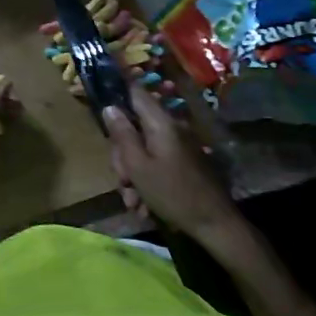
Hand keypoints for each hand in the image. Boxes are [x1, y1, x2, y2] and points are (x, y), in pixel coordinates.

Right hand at [103, 84, 237, 238]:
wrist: (214, 222)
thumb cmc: (172, 192)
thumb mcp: (138, 166)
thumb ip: (122, 135)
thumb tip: (110, 107)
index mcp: (160, 123)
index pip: (135, 93)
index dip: (117, 94)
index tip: (101, 104)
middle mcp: (170, 128)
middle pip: (135, 129)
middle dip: (123, 157)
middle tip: (123, 181)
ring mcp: (178, 146)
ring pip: (143, 151)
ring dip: (133, 176)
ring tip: (134, 203)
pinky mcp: (183, 162)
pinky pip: (156, 164)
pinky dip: (147, 182)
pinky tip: (144, 206)